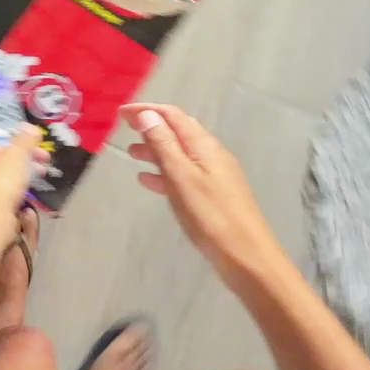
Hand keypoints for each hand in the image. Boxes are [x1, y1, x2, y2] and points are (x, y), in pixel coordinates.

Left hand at [0, 116, 44, 253]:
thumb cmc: (0, 179)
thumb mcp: (17, 153)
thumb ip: (26, 138)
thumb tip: (30, 127)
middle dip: (17, 143)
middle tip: (37, 145)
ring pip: (4, 162)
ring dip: (23, 161)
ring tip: (44, 163)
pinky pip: (8, 179)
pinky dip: (21, 177)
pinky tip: (37, 179)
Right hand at [120, 104, 281, 285]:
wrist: (248, 259)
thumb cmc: (211, 216)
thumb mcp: (182, 177)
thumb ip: (164, 144)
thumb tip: (148, 115)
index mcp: (204, 145)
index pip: (172, 115)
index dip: (147, 110)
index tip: (121, 113)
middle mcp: (211, 154)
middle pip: (177, 131)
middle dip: (150, 126)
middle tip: (124, 128)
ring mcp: (214, 175)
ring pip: (179, 153)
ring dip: (155, 149)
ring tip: (131, 154)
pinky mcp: (214, 195)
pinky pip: (184, 174)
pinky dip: (164, 172)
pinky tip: (148, 181)